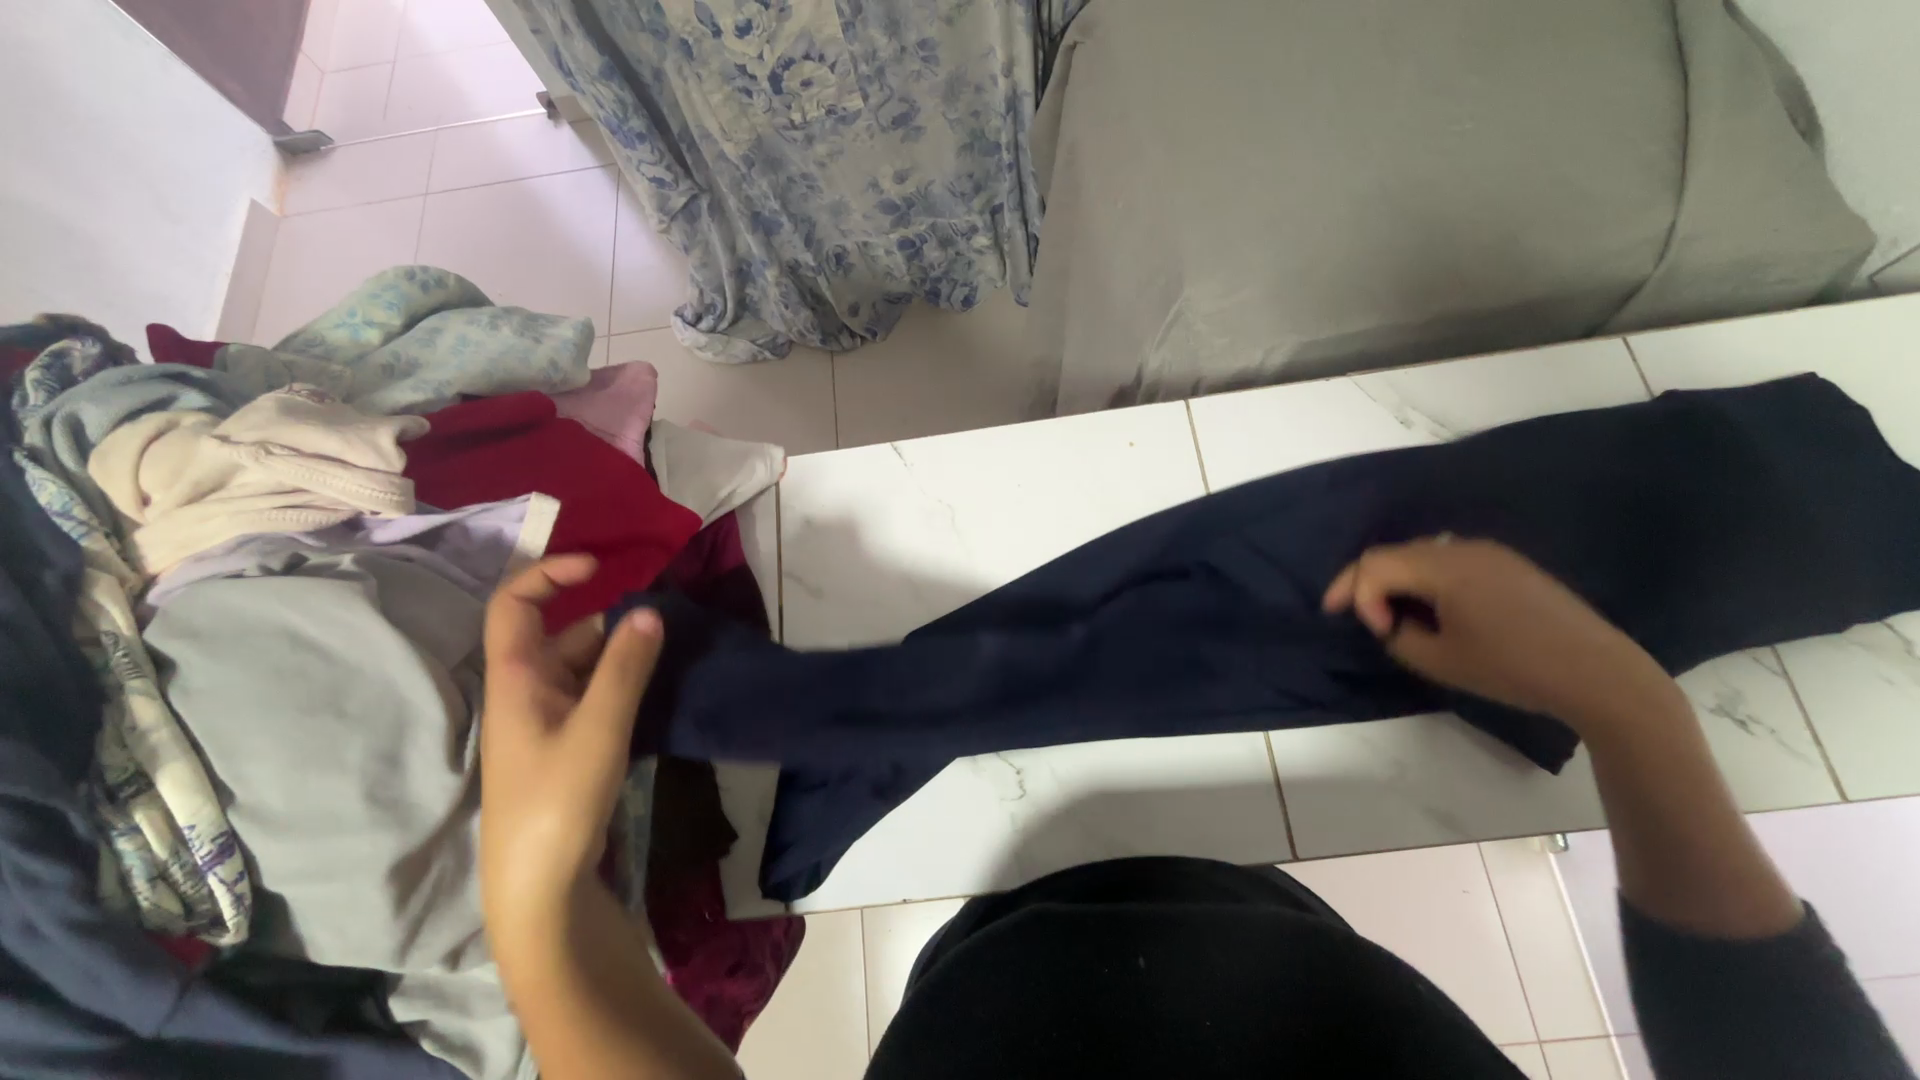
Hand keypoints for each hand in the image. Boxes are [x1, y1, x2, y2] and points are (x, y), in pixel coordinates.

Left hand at [479, 555, 662, 938]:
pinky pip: (593, 697)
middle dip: (612, 626)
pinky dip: (622, 687)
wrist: (538, 886)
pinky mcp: (564, 747)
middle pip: (563, 635)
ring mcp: (544, 721)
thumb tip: (648, 611)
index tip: (601, 567)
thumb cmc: (558, 801)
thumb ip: (625, 667)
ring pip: (583, 668)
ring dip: (622, 659)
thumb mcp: (599, 728)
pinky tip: (656, 696)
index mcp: (516, 678)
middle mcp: (525, 691)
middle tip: (664, 633)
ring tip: (670, 663)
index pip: (516, 603)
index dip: (550, 573)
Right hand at [1322, 537, 1680, 729]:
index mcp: (1445, 566)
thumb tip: (1393, 620)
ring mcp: (1491, 553)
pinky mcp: (1510, 565)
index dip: (1355, 594)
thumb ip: (1398, 634)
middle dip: (1368, 584)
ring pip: (1421, 554)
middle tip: (1358, 618)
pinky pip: (1450, 561)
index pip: (1375, 564)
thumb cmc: (1514, 669)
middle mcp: (1464, 547)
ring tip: (1393, 615)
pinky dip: (1426, 579)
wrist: (1600, 675)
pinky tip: (1431, 608)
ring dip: (1397, 580)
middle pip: (1395, 553)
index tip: (1372, 632)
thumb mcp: (1439, 661)